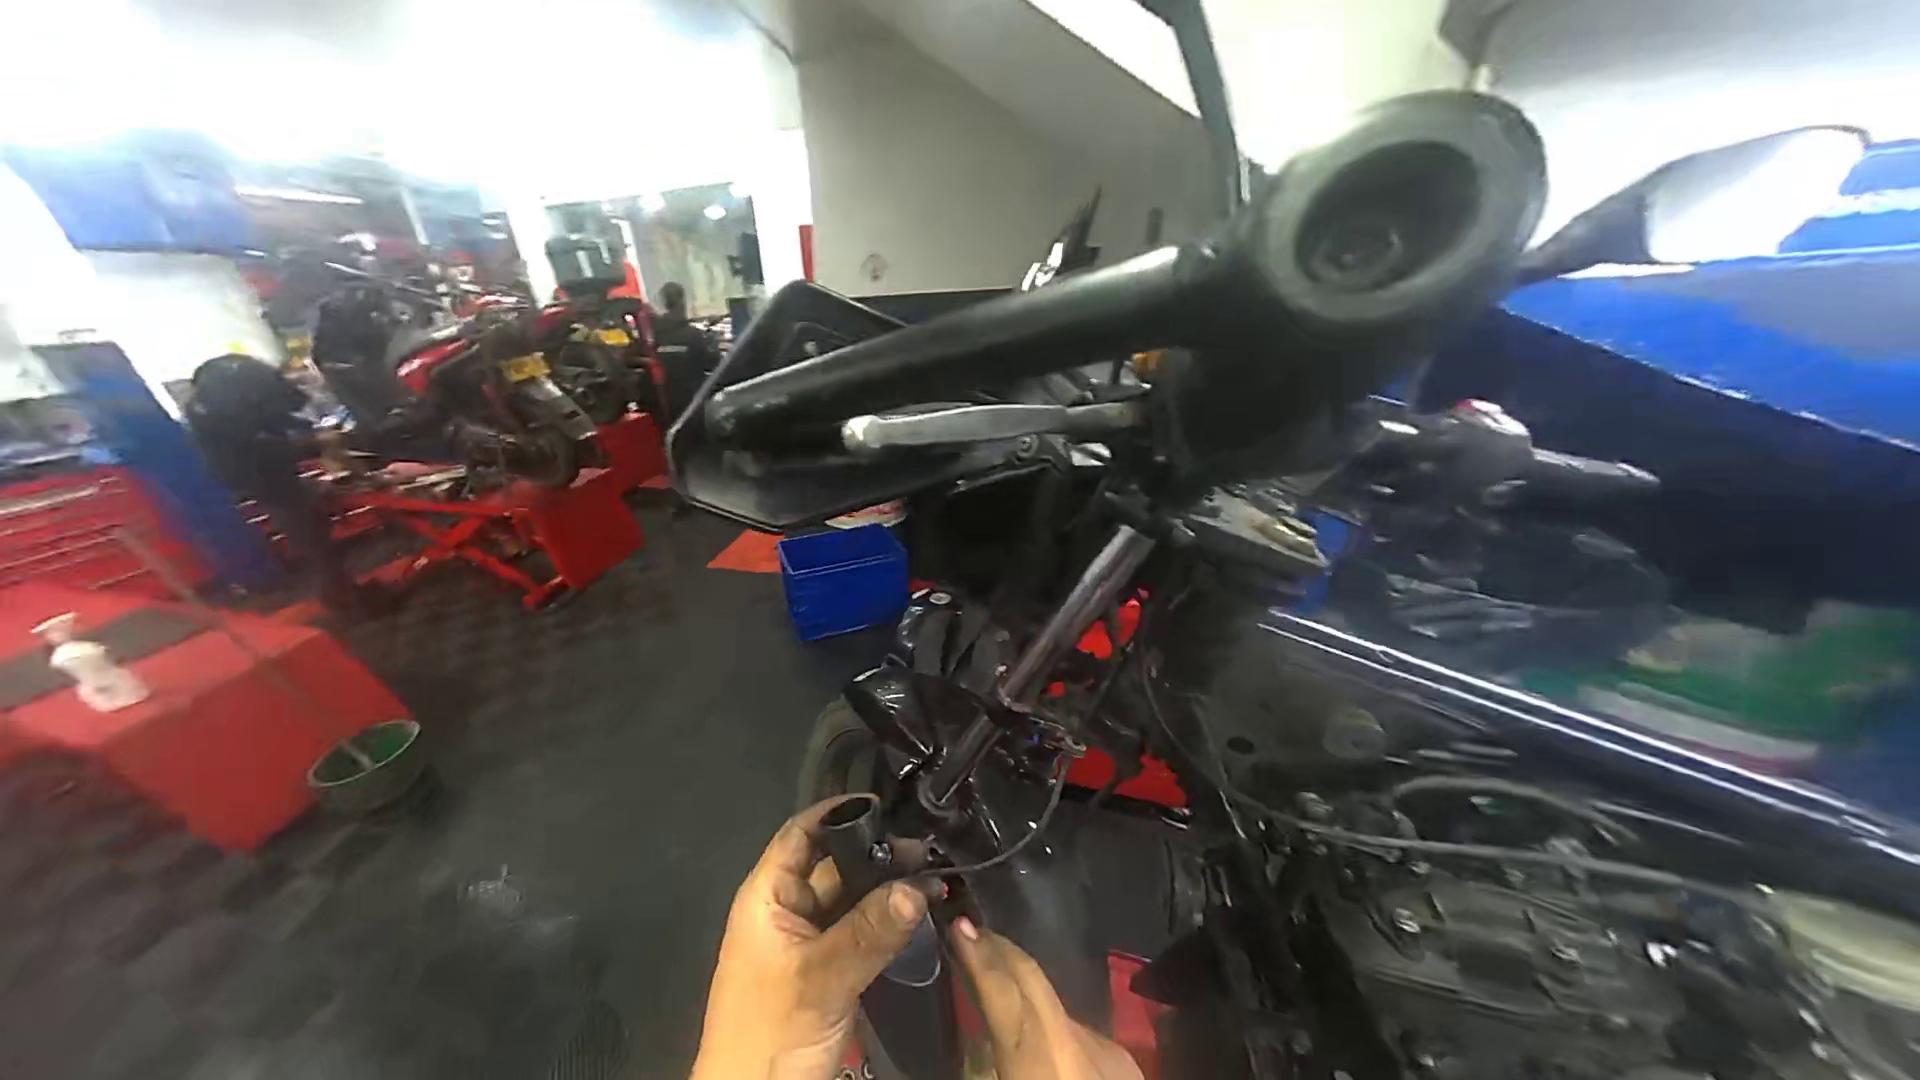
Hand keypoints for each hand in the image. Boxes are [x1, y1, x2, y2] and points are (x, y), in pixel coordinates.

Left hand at [691, 796, 930, 1079]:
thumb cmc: (769, 1036)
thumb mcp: (819, 979)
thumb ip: (870, 930)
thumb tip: (919, 885)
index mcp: (768, 896)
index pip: (801, 833)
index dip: (837, 812)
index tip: (885, 803)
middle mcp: (789, 908)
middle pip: (835, 863)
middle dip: (878, 852)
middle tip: (927, 848)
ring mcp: (810, 939)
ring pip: (852, 897)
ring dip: (888, 887)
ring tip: (934, 875)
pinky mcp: (829, 967)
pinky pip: (862, 928)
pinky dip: (888, 919)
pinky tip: (921, 910)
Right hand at [950, 917, 1143, 1079]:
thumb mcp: (1017, 1078)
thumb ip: (988, 1069)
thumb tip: (975, 1050)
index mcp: (1043, 1066)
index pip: (1007, 994)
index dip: (981, 956)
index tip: (958, 923)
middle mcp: (1079, 1048)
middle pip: (1034, 981)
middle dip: (999, 950)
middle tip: (967, 932)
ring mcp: (1110, 1056)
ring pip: (1055, 1004)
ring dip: (1022, 986)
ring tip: (991, 976)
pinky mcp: (1126, 1068)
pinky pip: (1076, 1031)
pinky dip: (1048, 1021)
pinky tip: (1036, 1038)